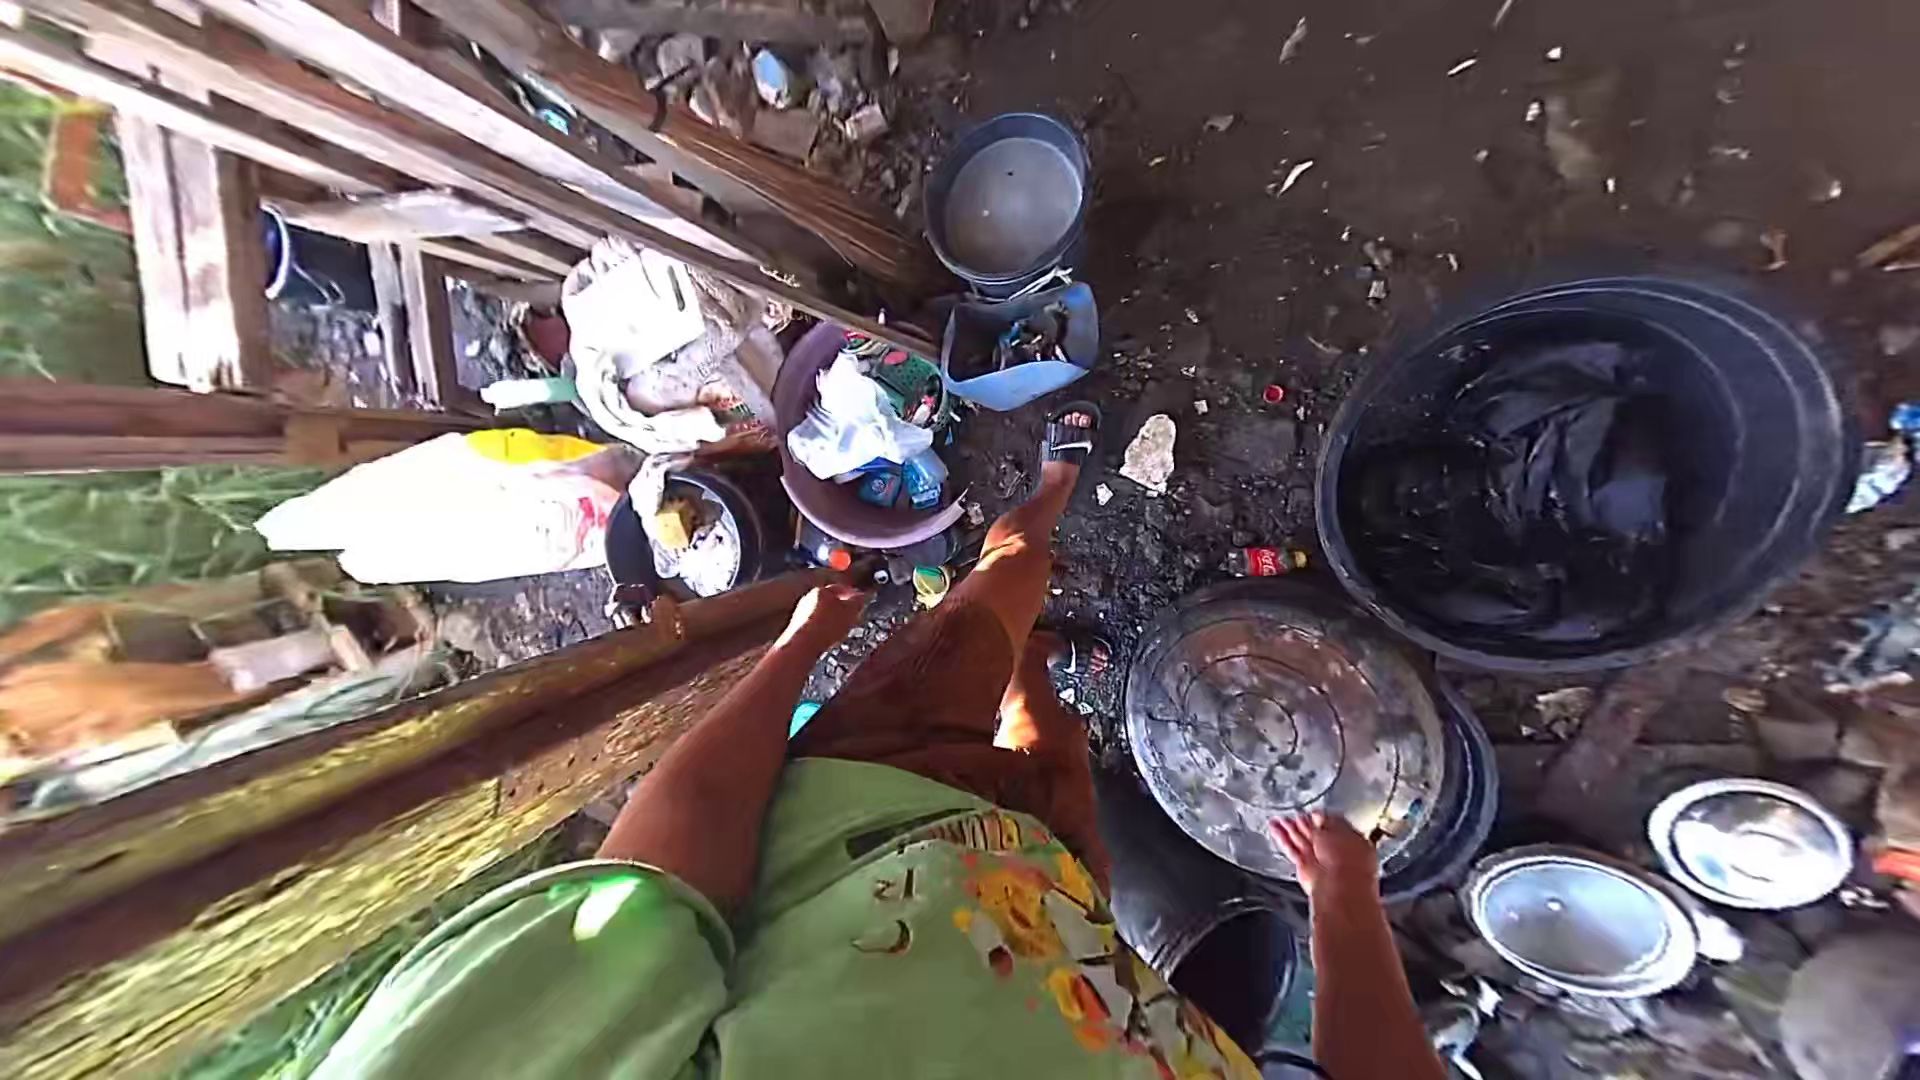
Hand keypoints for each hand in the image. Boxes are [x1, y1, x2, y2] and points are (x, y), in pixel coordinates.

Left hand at [775, 584, 869, 653]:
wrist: (803, 645)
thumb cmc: (825, 626)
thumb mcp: (850, 612)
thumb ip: (859, 602)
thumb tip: (863, 597)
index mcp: (822, 591)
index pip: (842, 588)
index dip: (854, 595)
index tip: (861, 601)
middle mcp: (808, 599)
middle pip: (830, 600)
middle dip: (843, 608)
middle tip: (854, 616)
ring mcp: (801, 613)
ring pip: (822, 613)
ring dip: (833, 619)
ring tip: (843, 629)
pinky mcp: (798, 628)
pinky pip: (815, 625)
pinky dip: (824, 629)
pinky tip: (829, 637)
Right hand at [1270, 810, 1379, 902]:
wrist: (1338, 887)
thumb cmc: (1346, 860)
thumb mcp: (1336, 829)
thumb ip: (1325, 820)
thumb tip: (1317, 815)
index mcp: (1352, 842)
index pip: (1335, 826)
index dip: (1322, 817)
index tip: (1312, 811)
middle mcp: (1337, 853)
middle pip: (1316, 834)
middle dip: (1303, 823)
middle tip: (1293, 814)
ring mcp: (1320, 861)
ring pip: (1301, 841)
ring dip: (1289, 829)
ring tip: (1277, 819)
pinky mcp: (1305, 867)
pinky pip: (1291, 850)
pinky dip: (1282, 839)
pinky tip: (1274, 829)